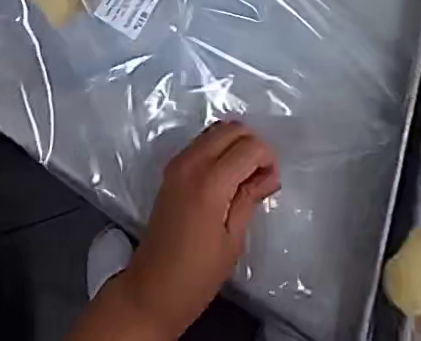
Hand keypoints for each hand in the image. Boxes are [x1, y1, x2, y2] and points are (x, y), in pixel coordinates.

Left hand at [77, 121, 279, 340]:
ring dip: (236, 143)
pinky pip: (202, 141)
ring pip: (216, 129)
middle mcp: (192, 162)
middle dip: (253, 145)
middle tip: (261, 176)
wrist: (150, 291)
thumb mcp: (233, 241)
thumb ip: (250, 198)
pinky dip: (220, 146)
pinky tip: (226, 175)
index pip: (250, 146)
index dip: (267, 159)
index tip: (271, 182)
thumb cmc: (196, 276)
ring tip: (245, 175)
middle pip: (233, 128)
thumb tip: (268, 174)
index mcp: (210, 182)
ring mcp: (179, 162)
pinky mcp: (172, 168)